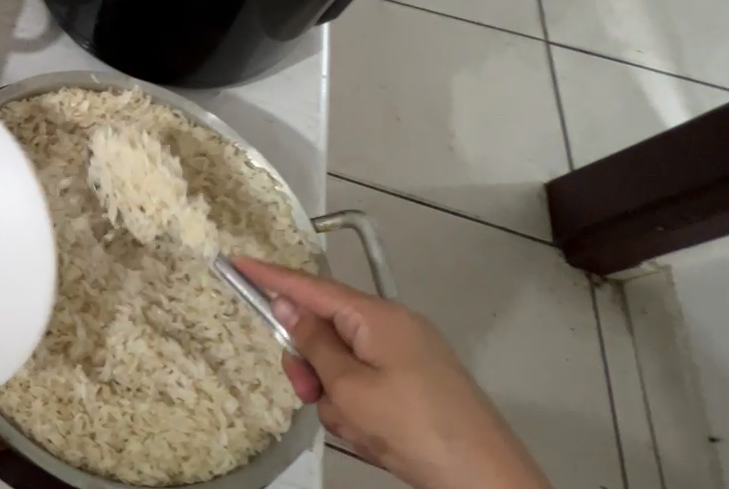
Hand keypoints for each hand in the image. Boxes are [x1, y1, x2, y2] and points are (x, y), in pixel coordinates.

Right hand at [232, 257, 550, 488]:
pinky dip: (359, 403)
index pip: (310, 287)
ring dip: (335, 391)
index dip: (270, 276)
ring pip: (344, 359)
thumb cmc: (414, 428)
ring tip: (354, 427)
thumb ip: (313, 342)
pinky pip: (368, 378)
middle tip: (306, 392)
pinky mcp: (420, 382)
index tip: (236, 261)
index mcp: (377, 317)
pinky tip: (373, 434)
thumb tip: (286, 304)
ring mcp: (410, 354)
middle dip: (310, 361)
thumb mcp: (349, 388)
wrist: (492, 486)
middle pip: (326, 327)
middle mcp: (394, 326)